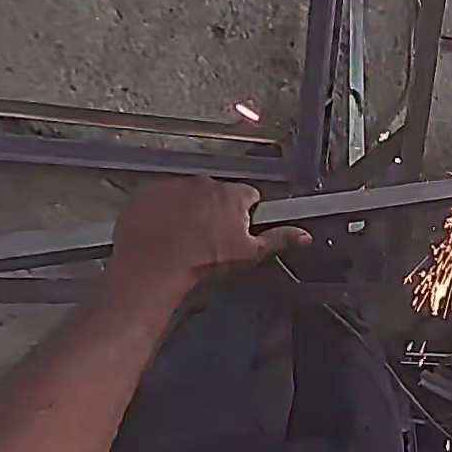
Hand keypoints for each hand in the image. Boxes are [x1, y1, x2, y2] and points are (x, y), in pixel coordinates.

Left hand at [104, 178, 309, 299]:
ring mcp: (174, 186)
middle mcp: (205, 183)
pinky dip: (164, 209)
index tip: (238, 228)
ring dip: (191, 208)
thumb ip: (279, 239)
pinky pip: (161, 197)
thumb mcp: (249, 254)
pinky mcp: (148, 192)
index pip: (250, 196)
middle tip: (212, 237)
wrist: (153, 268)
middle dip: (218, 210)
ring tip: (187, 236)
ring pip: (190, 194)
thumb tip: (303, 235)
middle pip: (219, 193)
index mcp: (233, 195)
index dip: (246, 214)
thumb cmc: (201, 260)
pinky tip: (165, 230)